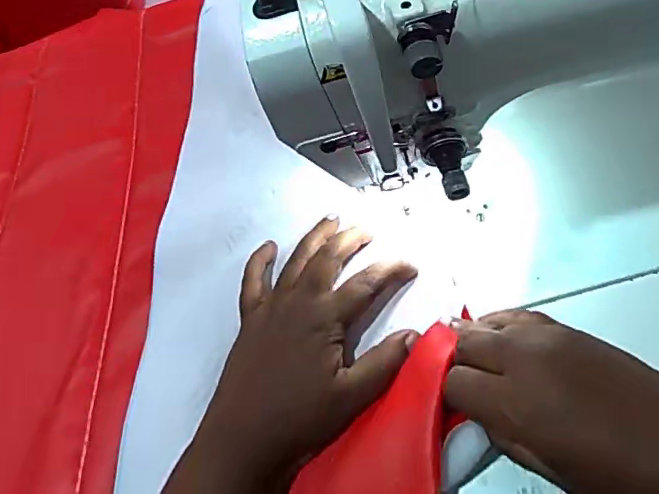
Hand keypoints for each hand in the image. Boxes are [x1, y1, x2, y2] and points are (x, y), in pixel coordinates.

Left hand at [165, 218, 418, 492]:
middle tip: (365, 229)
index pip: (365, 284)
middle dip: (349, 239)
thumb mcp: (350, 398)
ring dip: (314, 237)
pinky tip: (269, 247)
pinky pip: (254, 279)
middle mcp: (298, 300)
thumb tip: (414, 335)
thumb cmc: (300, 419)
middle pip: (327, 258)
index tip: (409, 265)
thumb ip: (383, 363)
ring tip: (330, 220)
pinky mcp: (251, 316)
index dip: (390, 271)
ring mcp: (271, 305)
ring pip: (296, 259)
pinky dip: (261, 259)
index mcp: (324, 317)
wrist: (244, 436)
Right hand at [443, 310, 658, 493]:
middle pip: (461, 342)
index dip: (443, 394)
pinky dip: (501, 326)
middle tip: (450, 382)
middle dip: (450, 360)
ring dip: (472, 338)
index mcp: (516, 403)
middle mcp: (525, 359)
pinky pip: (516, 317)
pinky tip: (502, 340)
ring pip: (485, 321)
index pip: (452, 382)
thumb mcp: (553, 471)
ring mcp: (546, 337)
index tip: (444, 405)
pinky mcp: (566, 328)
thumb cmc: (632, 476)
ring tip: (472, 360)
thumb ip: (507, 436)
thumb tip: (480, 420)